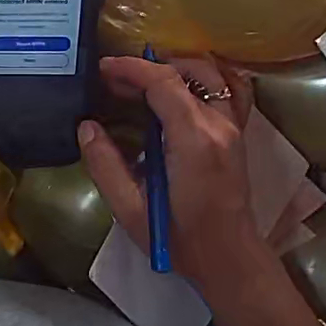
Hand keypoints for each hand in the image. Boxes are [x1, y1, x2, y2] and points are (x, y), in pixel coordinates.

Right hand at [77, 55, 266, 284]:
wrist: (227, 258)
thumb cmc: (178, 239)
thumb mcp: (129, 208)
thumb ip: (105, 164)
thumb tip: (87, 127)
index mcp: (193, 141)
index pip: (163, 83)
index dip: (131, 69)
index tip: (104, 69)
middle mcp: (219, 126)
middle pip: (187, 72)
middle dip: (147, 68)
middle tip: (115, 80)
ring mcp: (234, 128)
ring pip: (210, 75)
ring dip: (175, 68)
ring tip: (144, 82)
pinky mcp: (237, 135)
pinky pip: (228, 89)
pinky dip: (204, 78)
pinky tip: (182, 87)